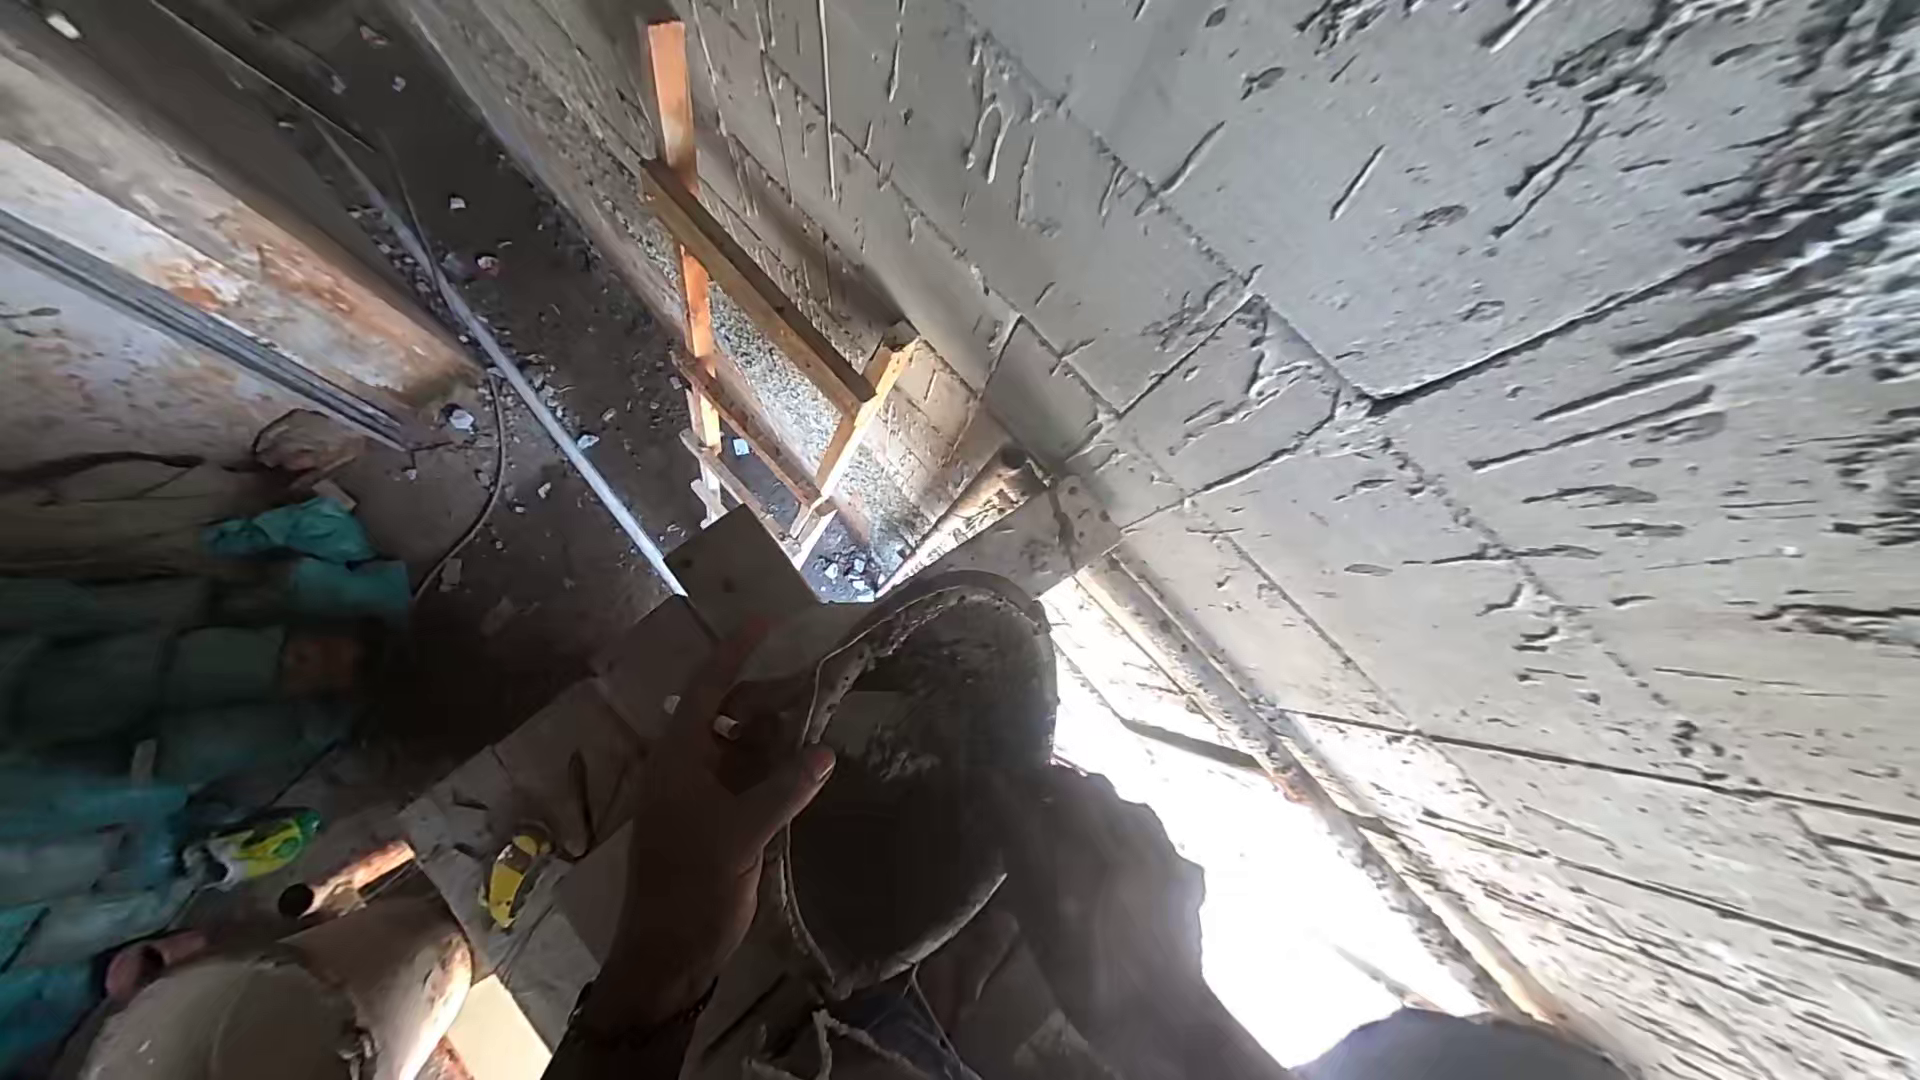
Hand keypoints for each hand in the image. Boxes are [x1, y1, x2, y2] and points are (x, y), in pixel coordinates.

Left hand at [580, 621, 835, 1029]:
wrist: (671, 955)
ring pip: (747, 742)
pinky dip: (783, 760)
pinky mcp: (728, 813)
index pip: (706, 690)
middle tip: (813, 681)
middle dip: (769, 694)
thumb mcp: (739, 837)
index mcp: (679, 758)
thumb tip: (826, 752)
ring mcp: (710, 789)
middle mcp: (692, 764)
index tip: (763, 623)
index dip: (733, 654)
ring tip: (819, 712)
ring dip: (780, 727)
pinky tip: (811, 757)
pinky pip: (758, 771)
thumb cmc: (691, 887)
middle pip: (732, 711)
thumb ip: (784, 790)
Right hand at [995, 766, 1221, 1074]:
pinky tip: (1112, 820)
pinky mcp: (1171, 854)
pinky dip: (1117, 807)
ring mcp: (1144, 847)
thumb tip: (1005, 832)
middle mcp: (1105, 850)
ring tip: (1067, 796)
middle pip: (1066, 784)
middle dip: (1039, 777)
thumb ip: (1022, 877)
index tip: (987, 779)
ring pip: (1104, 789)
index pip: (1021, 810)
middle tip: (1026, 781)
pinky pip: (1139, 811)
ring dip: (1078, 787)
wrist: (1163, 1016)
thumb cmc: (1090, 984)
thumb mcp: (1040, 935)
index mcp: (1065, 875)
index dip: (999, 789)